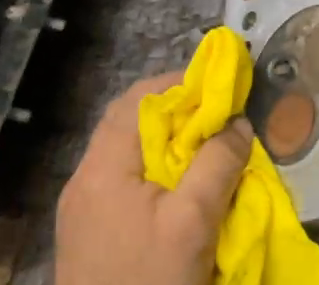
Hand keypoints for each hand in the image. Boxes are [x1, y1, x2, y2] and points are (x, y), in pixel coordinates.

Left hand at [55, 73, 254, 284]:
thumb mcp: (193, 223)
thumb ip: (217, 163)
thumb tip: (237, 122)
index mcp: (102, 169)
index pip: (137, 99)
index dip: (180, 83)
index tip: (222, 85)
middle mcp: (84, 180)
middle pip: (130, 122)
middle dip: (178, 111)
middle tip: (220, 115)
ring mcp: (81, 211)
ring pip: (128, 152)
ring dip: (169, 141)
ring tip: (210, 149)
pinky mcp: (88, 236)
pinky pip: (124, 183)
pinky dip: (156, 171)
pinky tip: (184, 190)